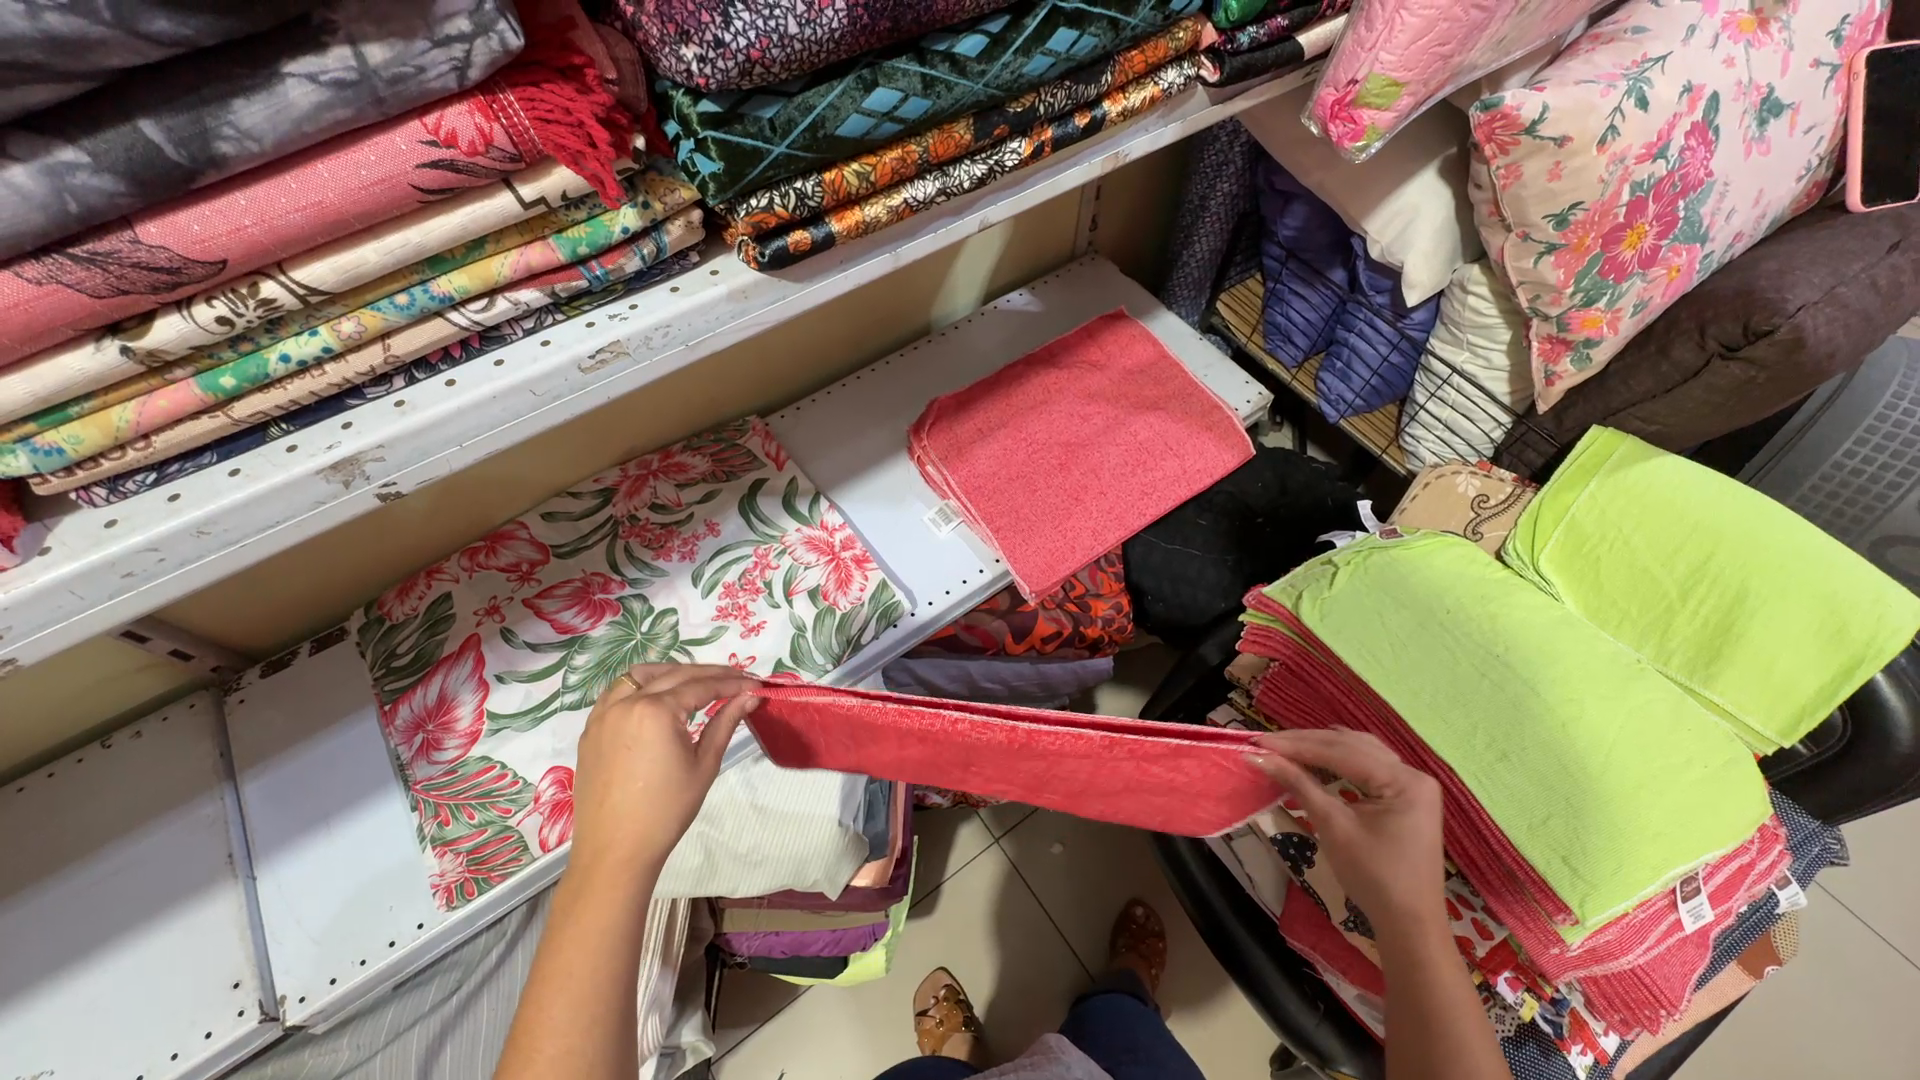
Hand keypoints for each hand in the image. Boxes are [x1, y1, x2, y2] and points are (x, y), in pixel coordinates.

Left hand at [569, 663, 761, 881]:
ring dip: (671, 672)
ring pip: (640, 675)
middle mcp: (627, 702)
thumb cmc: (666, 811)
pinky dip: (640, 686)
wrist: (615, 849)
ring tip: (696, 682)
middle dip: (708, 674)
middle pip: (674, 674)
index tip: (755, 684)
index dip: (732, 682)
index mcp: (656, 711)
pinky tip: (657, 698)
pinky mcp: (591, 729)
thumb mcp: (704, 765)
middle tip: (736, 679)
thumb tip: (750, 696)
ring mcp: (603, 715)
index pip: (701, 686)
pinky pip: (616, 693)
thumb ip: (725, 722)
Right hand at [1246, 729, 1446, 941]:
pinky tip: (1318, 759)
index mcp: (1403, 780)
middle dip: (1307, 743)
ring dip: (1323, 748)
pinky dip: (1340, 761)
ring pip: (1361, 752)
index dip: (1297, 745)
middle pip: (1352, 746)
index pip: (1342, 751)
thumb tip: (1258, 757)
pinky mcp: (1405, 798)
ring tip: (1287, 747)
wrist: (1408, 923)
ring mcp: (1412, 786)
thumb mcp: (1332, 826)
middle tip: (1267, 742)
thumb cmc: (1372, 876)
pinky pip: (1369, 767)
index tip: (1260, 741)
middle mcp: (1413, 774)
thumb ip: (1298, 784)